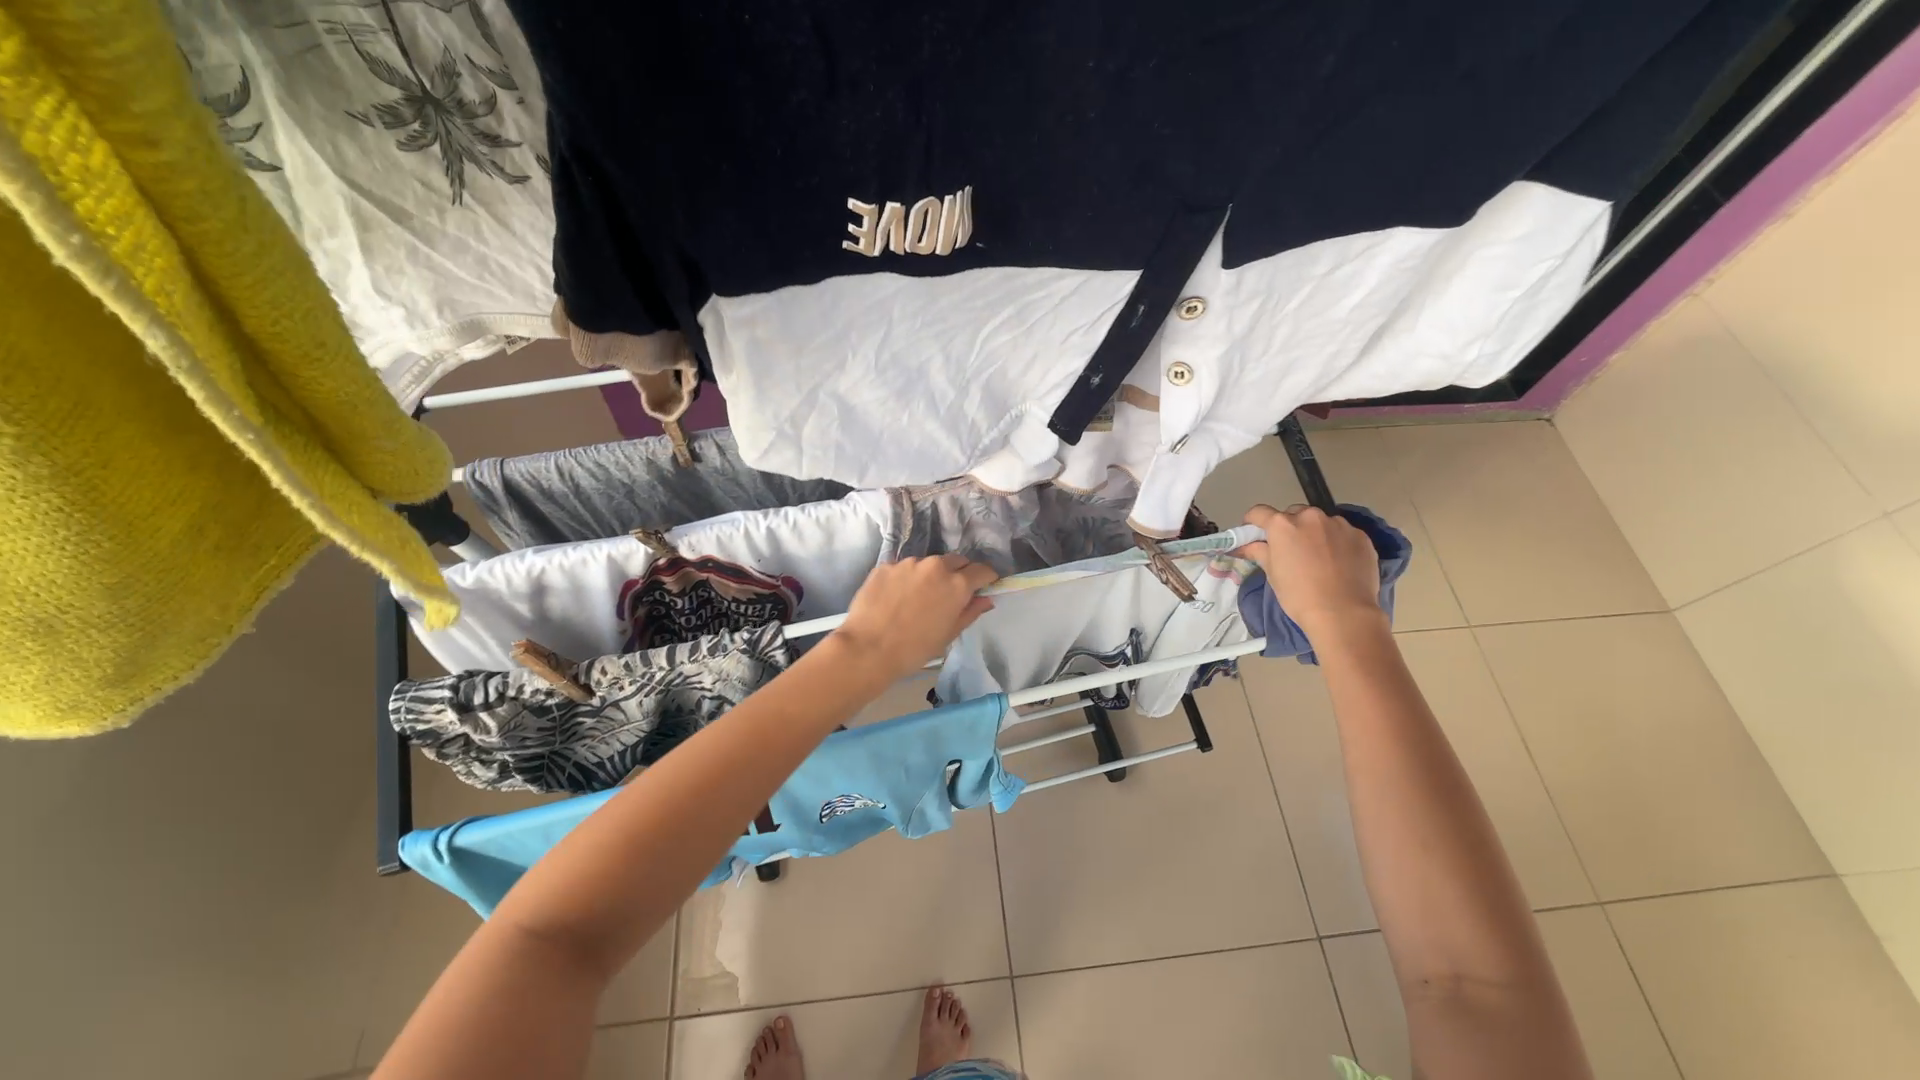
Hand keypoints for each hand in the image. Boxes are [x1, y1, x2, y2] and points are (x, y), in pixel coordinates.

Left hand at [829, 554, 999, 683]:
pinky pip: (903, 569)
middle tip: (952, 592)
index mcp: (956, 584)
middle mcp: (935, 566)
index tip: (985, 585)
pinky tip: (896, 598)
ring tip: (918, 597)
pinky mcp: (886, 566)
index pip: (981, 570)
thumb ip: (970, 612)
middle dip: (959, 572)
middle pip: (955, 561)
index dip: (986, 577)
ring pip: (927, 564)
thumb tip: (986, 599)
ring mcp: (908, 563)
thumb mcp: (949, 634)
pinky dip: (906, 579)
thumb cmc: (915, 648)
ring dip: (930, 575)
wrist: (869, 648)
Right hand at [1238, 504, 1383, 637]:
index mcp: (1283, 525)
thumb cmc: (1299, 595)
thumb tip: (1246, 547)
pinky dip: (1337, 542)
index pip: (1260, 512)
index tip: (1254, 533)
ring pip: (1321, 522)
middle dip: (1289, 528)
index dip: (1253, 522)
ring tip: (1320, 557)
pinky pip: (1343, 533)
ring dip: (1315, 533)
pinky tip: (1340, 563)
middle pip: (1293, 514)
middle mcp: (1310, 516)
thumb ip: (1259, 553)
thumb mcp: (1273, 574)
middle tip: (1291, 550)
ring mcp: (1339, 524)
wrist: (1343, 612)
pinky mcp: (1360, 535)